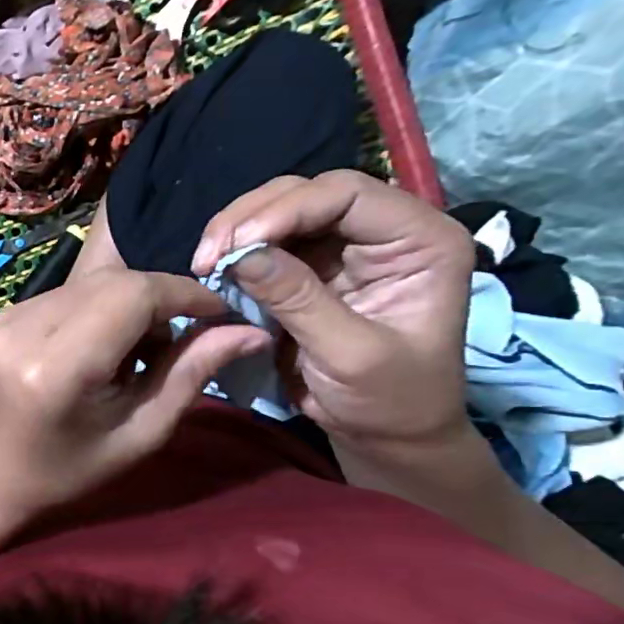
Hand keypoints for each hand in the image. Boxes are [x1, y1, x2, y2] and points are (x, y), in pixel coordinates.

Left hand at [0, 269, 271, 528]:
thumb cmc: (70, 468)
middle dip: (159, 299)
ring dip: (128, 304)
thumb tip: (251, 328)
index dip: (183, 294)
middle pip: (110, 281)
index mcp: (53, 367)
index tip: (220, 314)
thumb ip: (190, 373)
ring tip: (137, 354)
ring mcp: (3, 319)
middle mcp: (20, 331)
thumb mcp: (141, 432)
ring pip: (88, 282)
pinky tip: (103, 348)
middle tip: (178, 341)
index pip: (130, 294)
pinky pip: (64, 293)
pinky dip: (97, 308)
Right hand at [192, 170, 475, 452]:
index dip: (285, 210)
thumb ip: (299, 301)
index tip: (235, 247)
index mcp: (420, 242)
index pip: (346, 194)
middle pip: (303, 192)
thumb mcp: (350, 355)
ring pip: (273, 208)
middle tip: (206, 258)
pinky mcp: (303, 263)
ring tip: (203, 265)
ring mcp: (339, 245)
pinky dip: (228, 249)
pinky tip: (210, 271)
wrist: (383, 431)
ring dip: (230, 231)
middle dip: (247, 218)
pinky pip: (258, 237)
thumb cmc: (389, 398)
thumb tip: (240, 256)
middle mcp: (381, 231)